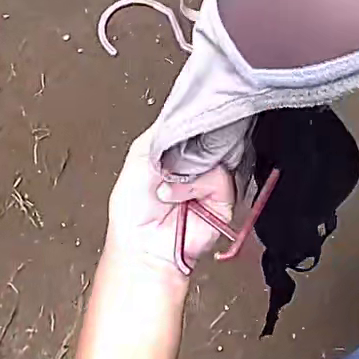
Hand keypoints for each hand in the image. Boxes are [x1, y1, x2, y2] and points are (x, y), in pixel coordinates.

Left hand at [104, 130, 235, 278]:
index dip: (192, 118)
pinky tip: (181, 197)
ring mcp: (211, 177)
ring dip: (188, 171)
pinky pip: (222, 178)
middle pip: (212, 133)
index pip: (195, 119)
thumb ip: (165, 131)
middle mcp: (197, 160)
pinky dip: (197, 186)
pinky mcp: (224, 197)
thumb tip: (186, 113)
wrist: (143, 245)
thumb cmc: (133, 210)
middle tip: (171, 162)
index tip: (185, 121)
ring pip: (218, 153)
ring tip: (169, 186)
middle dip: (191, 146)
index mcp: (178, 147)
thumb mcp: (140, 155)